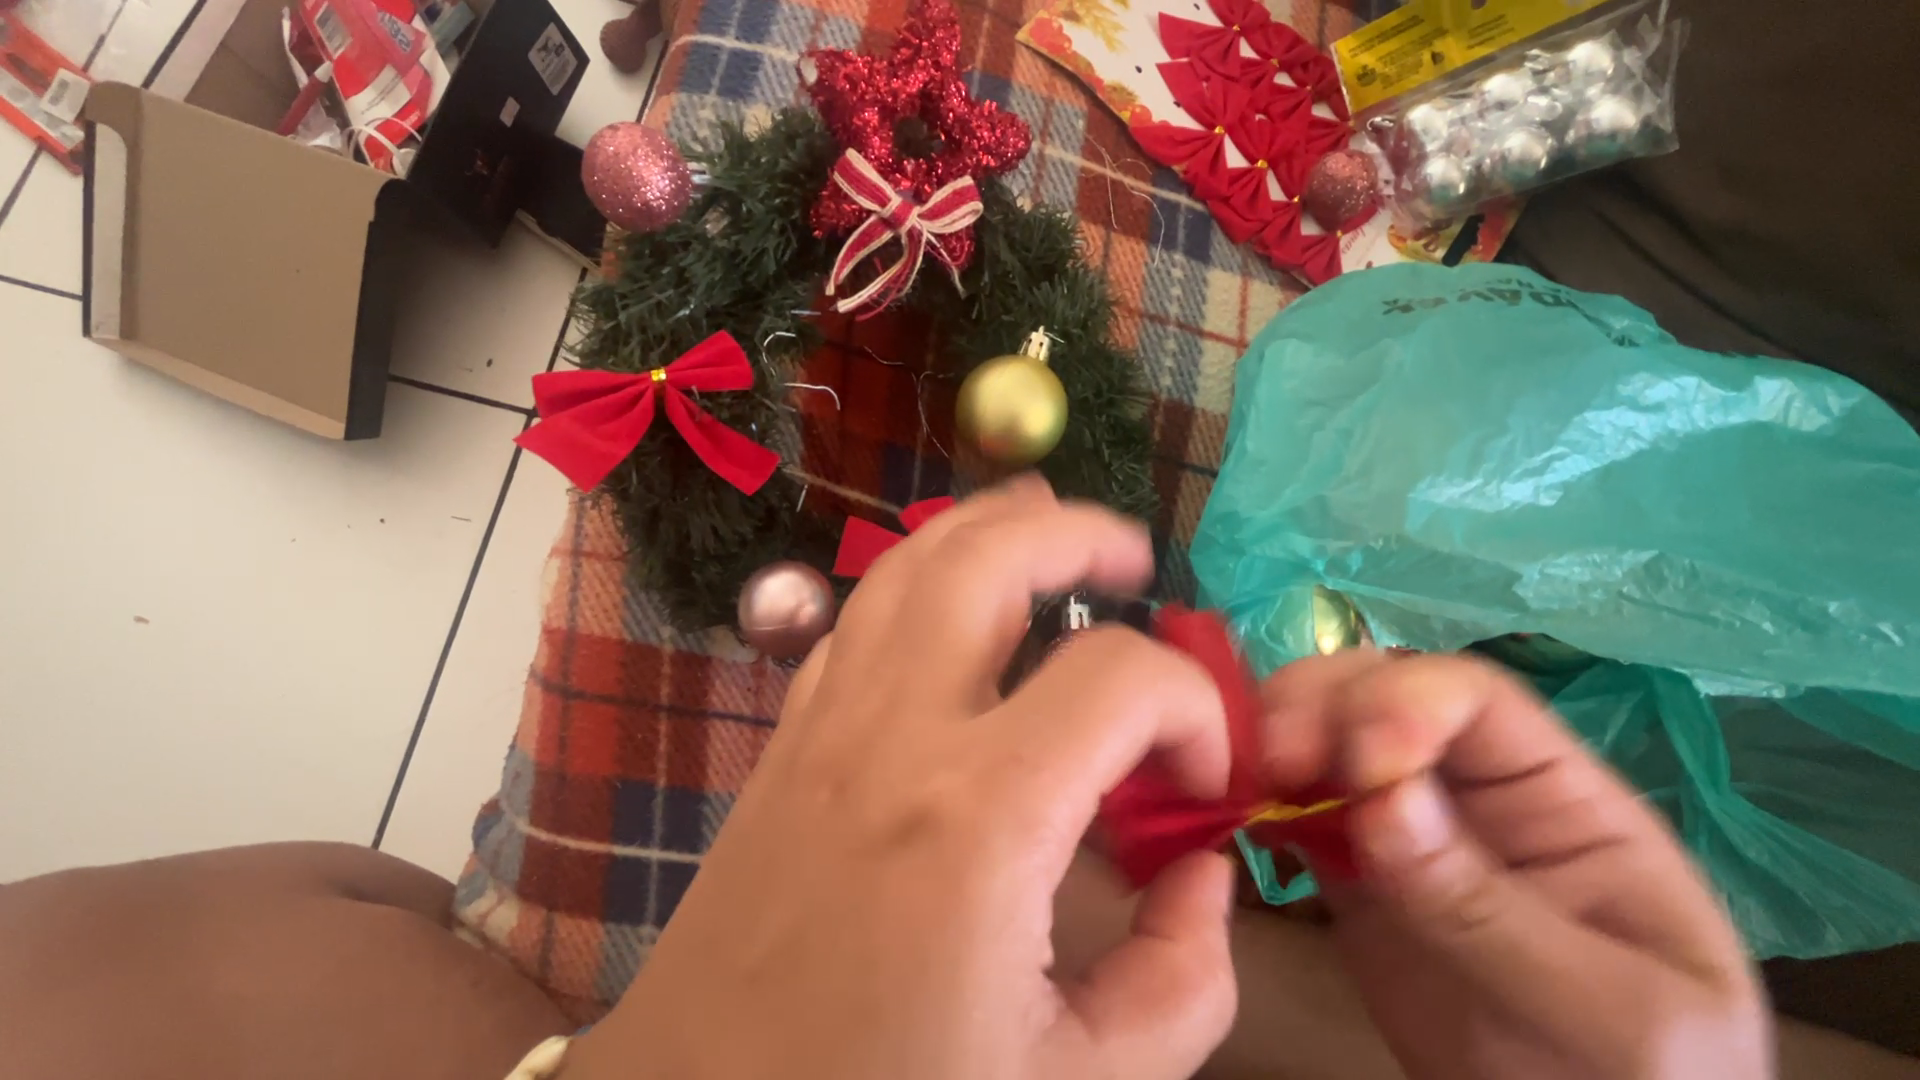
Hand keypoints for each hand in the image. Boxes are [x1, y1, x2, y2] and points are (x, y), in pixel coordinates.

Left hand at [568, 477, 1239, 1079]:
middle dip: (1077, 533)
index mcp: (981, 816)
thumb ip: (1181, 982)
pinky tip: (959, 620)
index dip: (1194, 707)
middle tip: (1134, 561)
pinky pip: (860, 616)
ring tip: (1051, 542)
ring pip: (908, 562)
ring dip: (991, 532)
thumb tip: (1203, 874)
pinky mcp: (787, 736)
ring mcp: (826, 721)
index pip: (1119, 678)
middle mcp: (896, 732)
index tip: (1204, 776)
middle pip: (988, 556)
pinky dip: (922, 584)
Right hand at [1260, 651, 1770, 1079]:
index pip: (1473, 698)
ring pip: (1325, 727)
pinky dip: (1257, 793)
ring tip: (1246, 782)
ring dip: (1276, 734)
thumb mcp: (1600, 1009)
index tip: (1357, 763)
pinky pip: (1294, 800)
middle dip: (1318, 703)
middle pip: (1381, 689)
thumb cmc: (1627, 1078)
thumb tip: (1383, 797)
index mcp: (1558, 793)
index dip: (1405, 703)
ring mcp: (1400, 818)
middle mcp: (1470, 783)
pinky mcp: (1346, 860)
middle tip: (1272, 759)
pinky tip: (1241, 818)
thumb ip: (1489, 905)